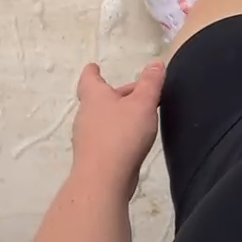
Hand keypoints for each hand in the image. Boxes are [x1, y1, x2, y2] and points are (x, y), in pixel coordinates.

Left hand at [71, 61, 164, 197]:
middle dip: (120, 93)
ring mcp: (87, 137)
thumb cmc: (123, 133)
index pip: (90, 80)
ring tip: (143, 114)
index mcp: (95, 98)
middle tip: (142, 91)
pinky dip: (119, 130)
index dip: (93, 72)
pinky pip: (107, 135)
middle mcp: (87, 115)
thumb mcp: (143, 103)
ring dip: (121, 113)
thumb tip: (155, 63)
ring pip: (105, 117)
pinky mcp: (94, 154)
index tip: (94, 66)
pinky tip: (135, 137)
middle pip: (102, 99)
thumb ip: (151, 82)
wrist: (104, 178)